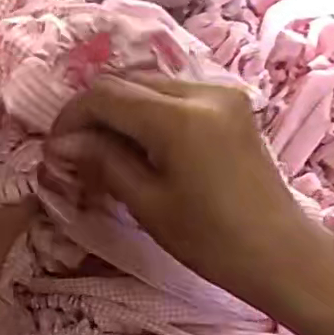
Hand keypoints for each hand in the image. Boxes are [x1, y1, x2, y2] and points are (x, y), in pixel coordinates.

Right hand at [47, 76, 333, 313]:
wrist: (278, 252)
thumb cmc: (208, 240)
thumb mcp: (147, 204)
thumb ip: (104, 162)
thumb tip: (62, 144)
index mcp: (178, 118)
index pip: (106, 94)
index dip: (72, 116)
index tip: (55, 147)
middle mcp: (202, 90)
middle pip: (129, 82)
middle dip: (95, 112)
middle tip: (76, 152)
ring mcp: (222, 93)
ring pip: (152, 85)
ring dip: (121, 111)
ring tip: (105, 152)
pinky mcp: (232, 105)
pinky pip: (176, 96)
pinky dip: (149, 114)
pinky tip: (141, 146)